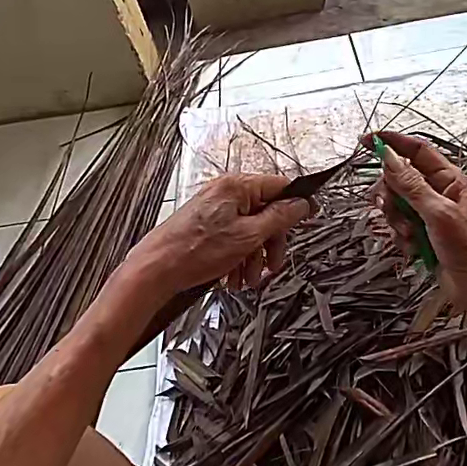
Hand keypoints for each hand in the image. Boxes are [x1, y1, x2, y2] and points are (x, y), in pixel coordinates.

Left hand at [125, 174, 313, 294]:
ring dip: (254, 256)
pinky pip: (233, 238)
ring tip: (248, 278)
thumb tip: (302, 204)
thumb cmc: (194, 251)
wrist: (156, 270)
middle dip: (271, 243)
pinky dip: (238, 258)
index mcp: (237, 187)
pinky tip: (234, 277)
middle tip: (272, 264)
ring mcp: (214, 209)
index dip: (297, 205)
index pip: (280, 187)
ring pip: (250, 230)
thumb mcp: (249, 236)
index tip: (310, 218)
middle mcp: (225, 193)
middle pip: (266, 213)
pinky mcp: (205, 226)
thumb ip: (280, 218)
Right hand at [367, 131, 466, 314]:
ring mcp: (430, 216)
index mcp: (451, 181)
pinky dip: (401, 238)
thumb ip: (411, 185)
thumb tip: (390, 158)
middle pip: (400, 180)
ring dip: (397, 221)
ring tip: (411, 235)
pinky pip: (399, 228)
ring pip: (396, 206)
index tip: (369, 142)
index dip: (393, 144)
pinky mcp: (423, 236)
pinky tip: (415, 247)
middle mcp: (440, 195)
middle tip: (390, 208)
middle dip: (391, 196)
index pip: (417, 151)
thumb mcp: (440, 213)